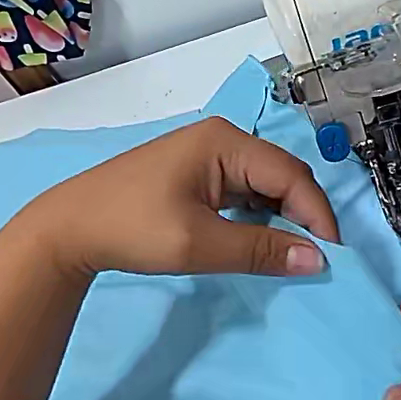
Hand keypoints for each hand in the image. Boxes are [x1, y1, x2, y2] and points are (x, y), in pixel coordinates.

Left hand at [10, 116, 339, 279]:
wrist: (69, 228)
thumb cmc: (132, 227)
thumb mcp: (198, 243)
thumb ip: (260, 249)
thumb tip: (318, 260)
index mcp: (225, 142)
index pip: (290, 174)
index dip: (316, 214)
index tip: (331, 256)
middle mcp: (222, 139)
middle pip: (280, 174)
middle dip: (302, 213)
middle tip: (314, 257)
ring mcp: (208, 154)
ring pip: (263, 183)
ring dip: (281, 215)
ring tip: (291, 252)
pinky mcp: (197, 172)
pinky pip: (243, 189)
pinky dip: (258, 214)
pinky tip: (260, 238)